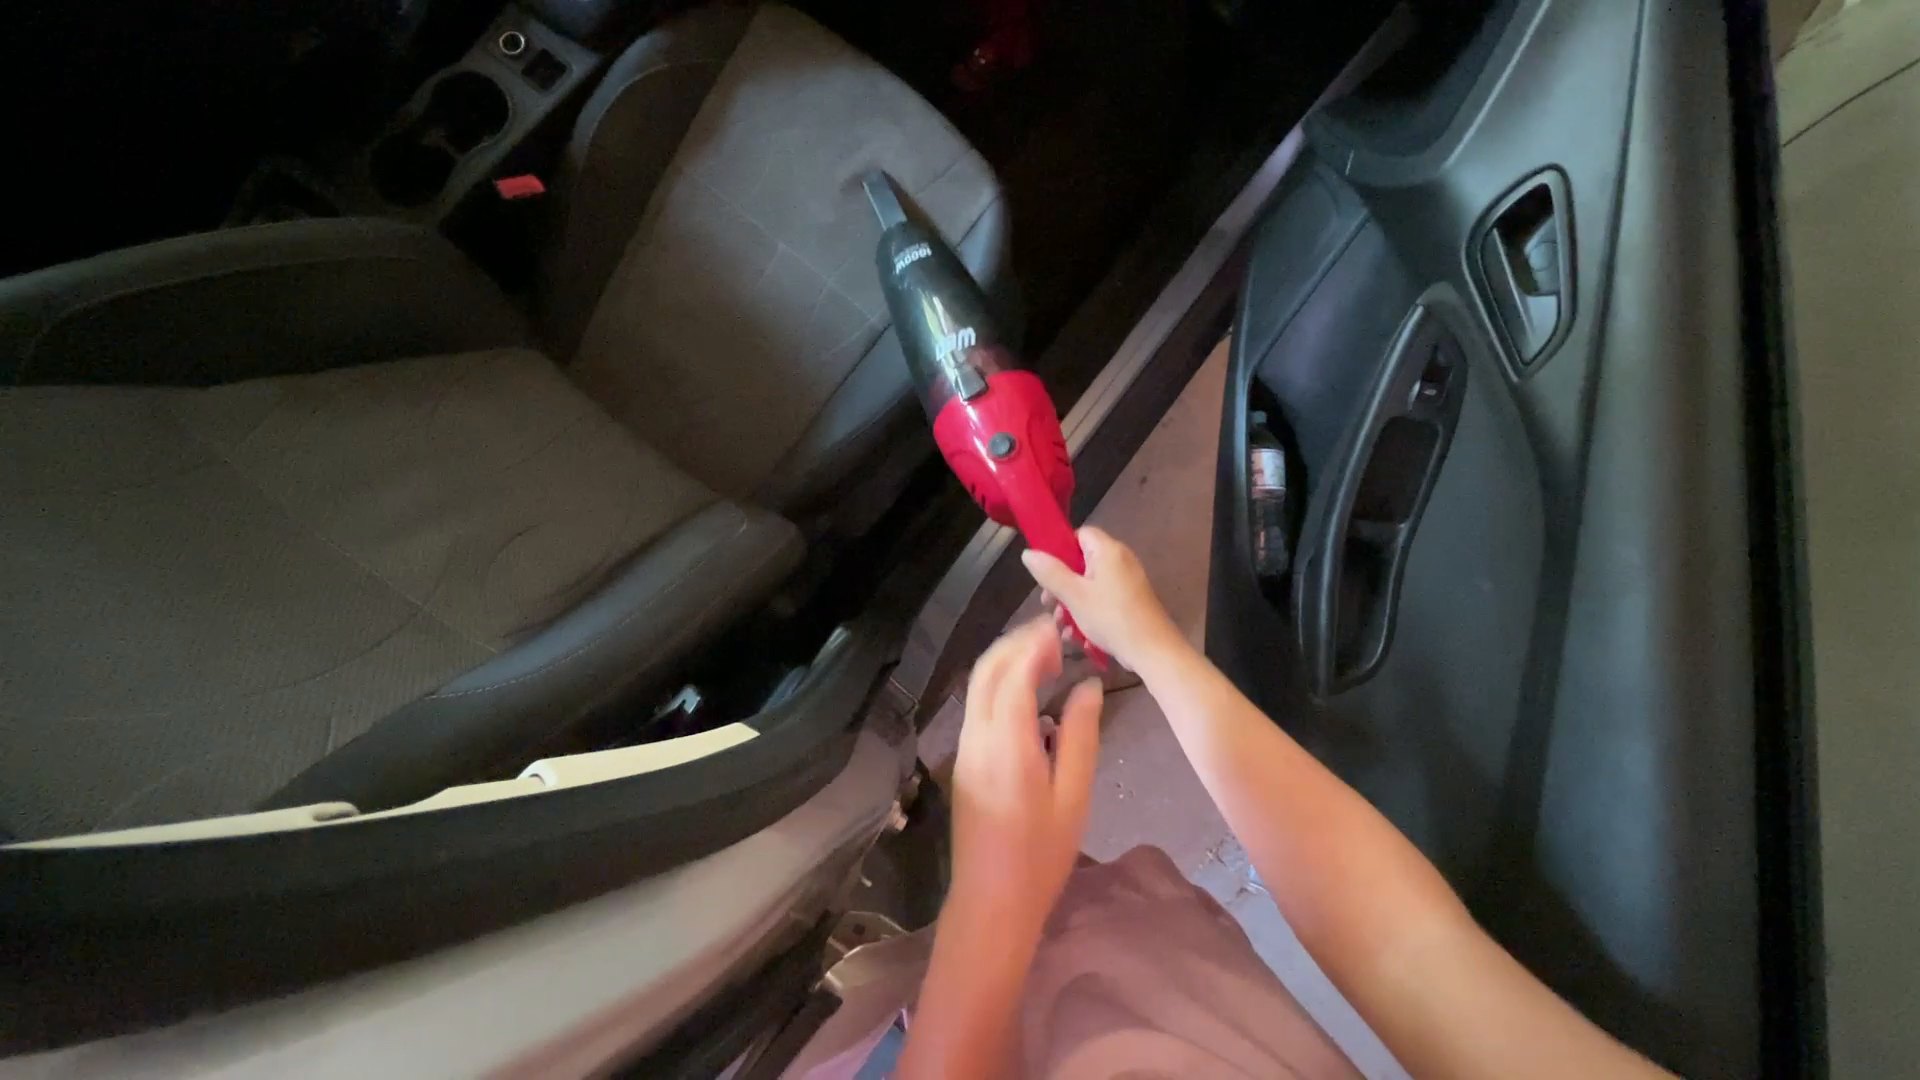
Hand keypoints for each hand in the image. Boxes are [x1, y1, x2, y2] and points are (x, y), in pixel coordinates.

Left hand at [948, 618, 1103, 933]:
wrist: (990, 901)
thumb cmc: (1041, 855)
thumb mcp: (1074, 796)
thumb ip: (1079, 735)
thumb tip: (1088, 686)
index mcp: (1007, 743)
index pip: (1015, 673)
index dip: (1036, 644)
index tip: (1062, 628)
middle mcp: (977, 737)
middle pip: (987, 670)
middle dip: (1016, 642)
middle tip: (1054, 634)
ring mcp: (964, 748)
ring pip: (978, 686)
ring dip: (1005, 661)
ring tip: (1045, 656)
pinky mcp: (963, 761)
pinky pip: (977, 707)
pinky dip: (998, 685)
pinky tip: (1027, 694)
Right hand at [1021, 526, 1185, 672]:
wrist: (1152, 651)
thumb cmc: (1111, 618)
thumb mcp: (1074, 596)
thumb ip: (1050, 573)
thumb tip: (1028, 553)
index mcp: (1108, 550)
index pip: (1079, 534)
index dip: (1060, 549)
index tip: (1046, 572)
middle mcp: (1120, 560)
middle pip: (1081, 562)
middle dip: (1061, 584)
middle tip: (1049, 604)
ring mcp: (1127, 581)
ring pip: (1089, 584)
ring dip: (1071, 603)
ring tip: (1062, 626)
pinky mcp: (1130, 600)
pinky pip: (1102, 598)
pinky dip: (1088, 612)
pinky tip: (1078, 635)